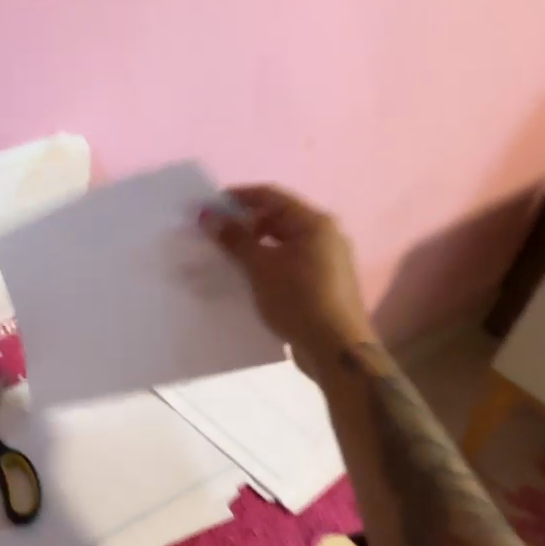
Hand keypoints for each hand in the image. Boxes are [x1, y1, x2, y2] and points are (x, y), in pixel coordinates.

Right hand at [202, 184, 375, 349]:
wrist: (336, 350)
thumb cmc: (298, 299)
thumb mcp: (260, 267)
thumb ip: (234, 238)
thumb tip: (208, 215)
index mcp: (314, 222)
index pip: (271, 195)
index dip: (238, 197)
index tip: (209, 206)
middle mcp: (325, 235)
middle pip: (278, 218)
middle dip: (245, 223)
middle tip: (214, 234)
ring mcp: (327, 260)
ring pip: (283, 242)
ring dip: (254, 246)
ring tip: (226, 257)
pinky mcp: (324, 283)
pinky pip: (290, 263)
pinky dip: (268, 264)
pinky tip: (247, 278)